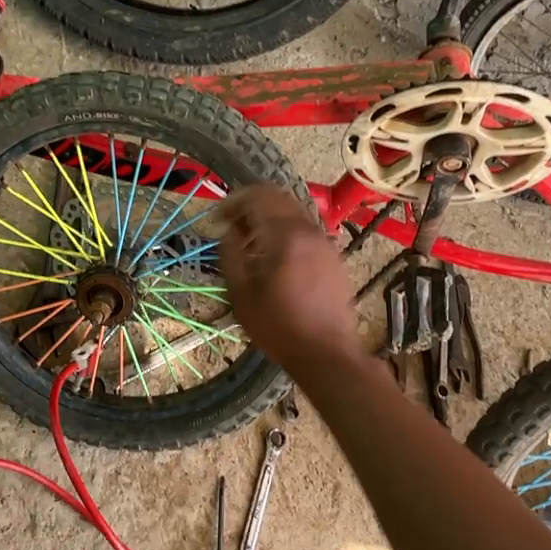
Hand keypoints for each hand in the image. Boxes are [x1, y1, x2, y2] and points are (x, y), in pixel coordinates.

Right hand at [218, 185, 363, 371]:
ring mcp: (324, 242)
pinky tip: (273, 257)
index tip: (217, 219)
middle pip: (277, 198)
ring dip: (268, 218)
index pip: (257, 196)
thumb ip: (231, 254)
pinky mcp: (332, 256)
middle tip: (231, 226)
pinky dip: (284, 231)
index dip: (232, 202)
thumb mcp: (241, 293)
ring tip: (250, 243)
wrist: (327, 352)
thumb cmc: (279, 326)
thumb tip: (229, 232)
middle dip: (250, 206)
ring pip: (292, 212)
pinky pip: (304, 229)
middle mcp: (308, 230)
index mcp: (285, 235)